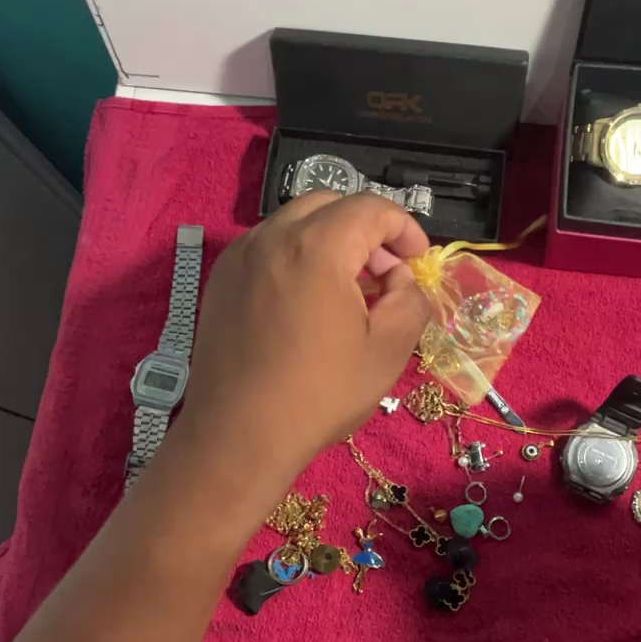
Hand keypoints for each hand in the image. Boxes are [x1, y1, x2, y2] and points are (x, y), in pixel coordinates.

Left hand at [176, 191, 431, 480]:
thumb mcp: (388, 351)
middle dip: (366, 230)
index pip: (371, 208)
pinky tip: (308, 303)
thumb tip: (401, 280)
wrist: (239, 435)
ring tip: (349, 290)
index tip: (419, 260)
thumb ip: (410, 300)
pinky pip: (268, 248)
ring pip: (295, 224)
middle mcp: (272, 237)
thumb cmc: (320, 394)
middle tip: (386, 274)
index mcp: (317, 247)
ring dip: (331, 242)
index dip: (405, 228)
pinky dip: (297, 257)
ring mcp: (240, 256)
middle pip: (330, 206)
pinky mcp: (221, 281)